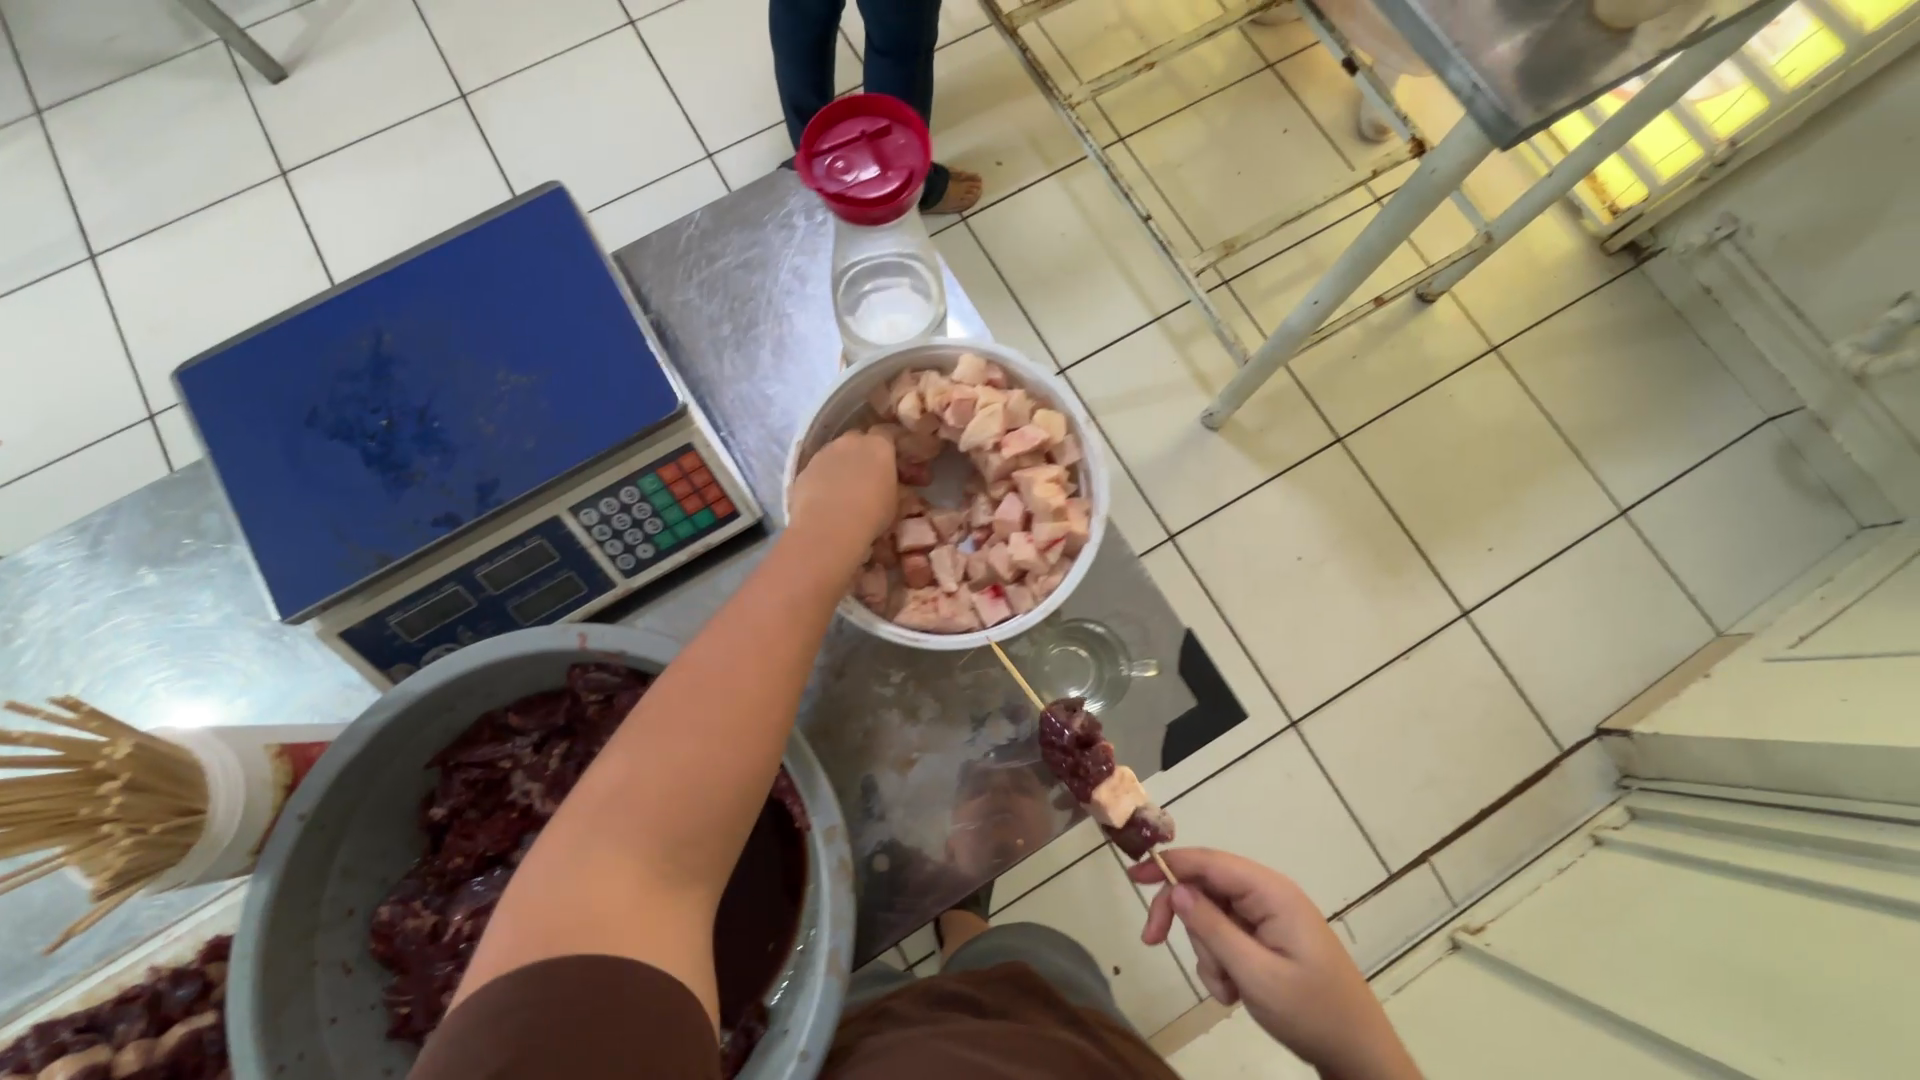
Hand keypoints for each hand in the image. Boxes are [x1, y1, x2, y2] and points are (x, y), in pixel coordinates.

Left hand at [788, 431, 897, 558]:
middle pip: (858, 439)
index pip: (887, 433)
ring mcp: (824, 452)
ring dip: (842, 464)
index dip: (890, 445)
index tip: (893, 460)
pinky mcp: (805, 468)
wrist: (827, 527)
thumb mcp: (896, 506)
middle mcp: (850, 442)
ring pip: (836, 452)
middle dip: (863, 452)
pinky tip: (826, 497)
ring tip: (845, 488)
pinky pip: (819, 468)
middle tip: (868, 474)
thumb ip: (899, 491)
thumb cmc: (871, 515)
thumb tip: (901, 490)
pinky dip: (824, 477)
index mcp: (879, 446)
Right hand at [1131, 848, 1422, 1079]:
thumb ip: (1213, 928)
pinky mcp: (1268, 939)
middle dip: (1183, 919)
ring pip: (1212, 917)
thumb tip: (1176, 888)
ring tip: (1226, 989)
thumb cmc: (1311, 1011)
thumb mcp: (1255, 974)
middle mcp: (1269, 896)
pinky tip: (1234, 993)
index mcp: (1271, 893)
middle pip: (1205, 888)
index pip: (1209, 862)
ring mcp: (1269, 918)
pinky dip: (1221, 963)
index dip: (1169, 863)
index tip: (1133, 877)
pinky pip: (1227, 937)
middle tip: (1152, 942)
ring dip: (1207, 953)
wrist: (1358, 1054)